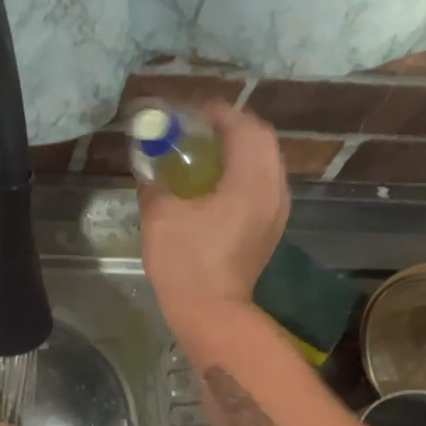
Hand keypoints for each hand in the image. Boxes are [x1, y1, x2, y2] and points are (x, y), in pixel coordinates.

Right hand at [138, 104, 290, 317]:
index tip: (193, 113)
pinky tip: (216, 186)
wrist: (211, 312)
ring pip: (266, 163)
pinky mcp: (271, 228)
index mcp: (250, 180)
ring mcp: (277, 210)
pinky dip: (243, 174)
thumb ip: (154, 183)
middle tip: (200, 131)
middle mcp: (273, 189)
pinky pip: (263, 185)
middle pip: (261, 140)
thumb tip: (148, 167)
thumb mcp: (160, 217)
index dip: (218, 114)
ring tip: (207, 155)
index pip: (244, 127)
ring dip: (240, 152)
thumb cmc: (185, 262)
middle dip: (232, 129)